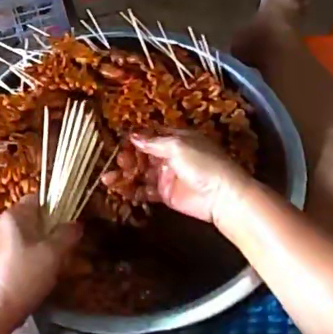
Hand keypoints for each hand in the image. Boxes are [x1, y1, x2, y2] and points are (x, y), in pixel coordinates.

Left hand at [0, 197, 81, 319]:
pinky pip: (27, 245)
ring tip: (66, 254)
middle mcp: (7, 222)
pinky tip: (51, 266)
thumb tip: (77, 223)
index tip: (73, 216)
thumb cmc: (26, 273)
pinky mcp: (5, 255)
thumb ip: (67, 234)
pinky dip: (40, 251)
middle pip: (36, 216)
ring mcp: (4, 239)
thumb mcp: (53, 253)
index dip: (57, 204)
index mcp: (15, 214)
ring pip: (33, 232)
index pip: (38, 198)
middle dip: (55, 226)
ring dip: (49, 241)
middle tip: (72, 239)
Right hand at [123, 131, 256, 226]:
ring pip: (141, 173)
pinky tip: (119, 190)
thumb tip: (133, 136)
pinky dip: (132, 190)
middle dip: (127, 158)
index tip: (118, 142)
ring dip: (125, 175)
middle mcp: (170, 156)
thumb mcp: (177, 146)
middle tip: (116, 162)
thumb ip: (153, 142)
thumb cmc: (204, 165)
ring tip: (108, 179)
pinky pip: (145, 190)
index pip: (149, 136)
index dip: (134, 139)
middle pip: (142, 155)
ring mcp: (167, 176)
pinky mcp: (166, 194)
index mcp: (175, 139)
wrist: (224, 198)